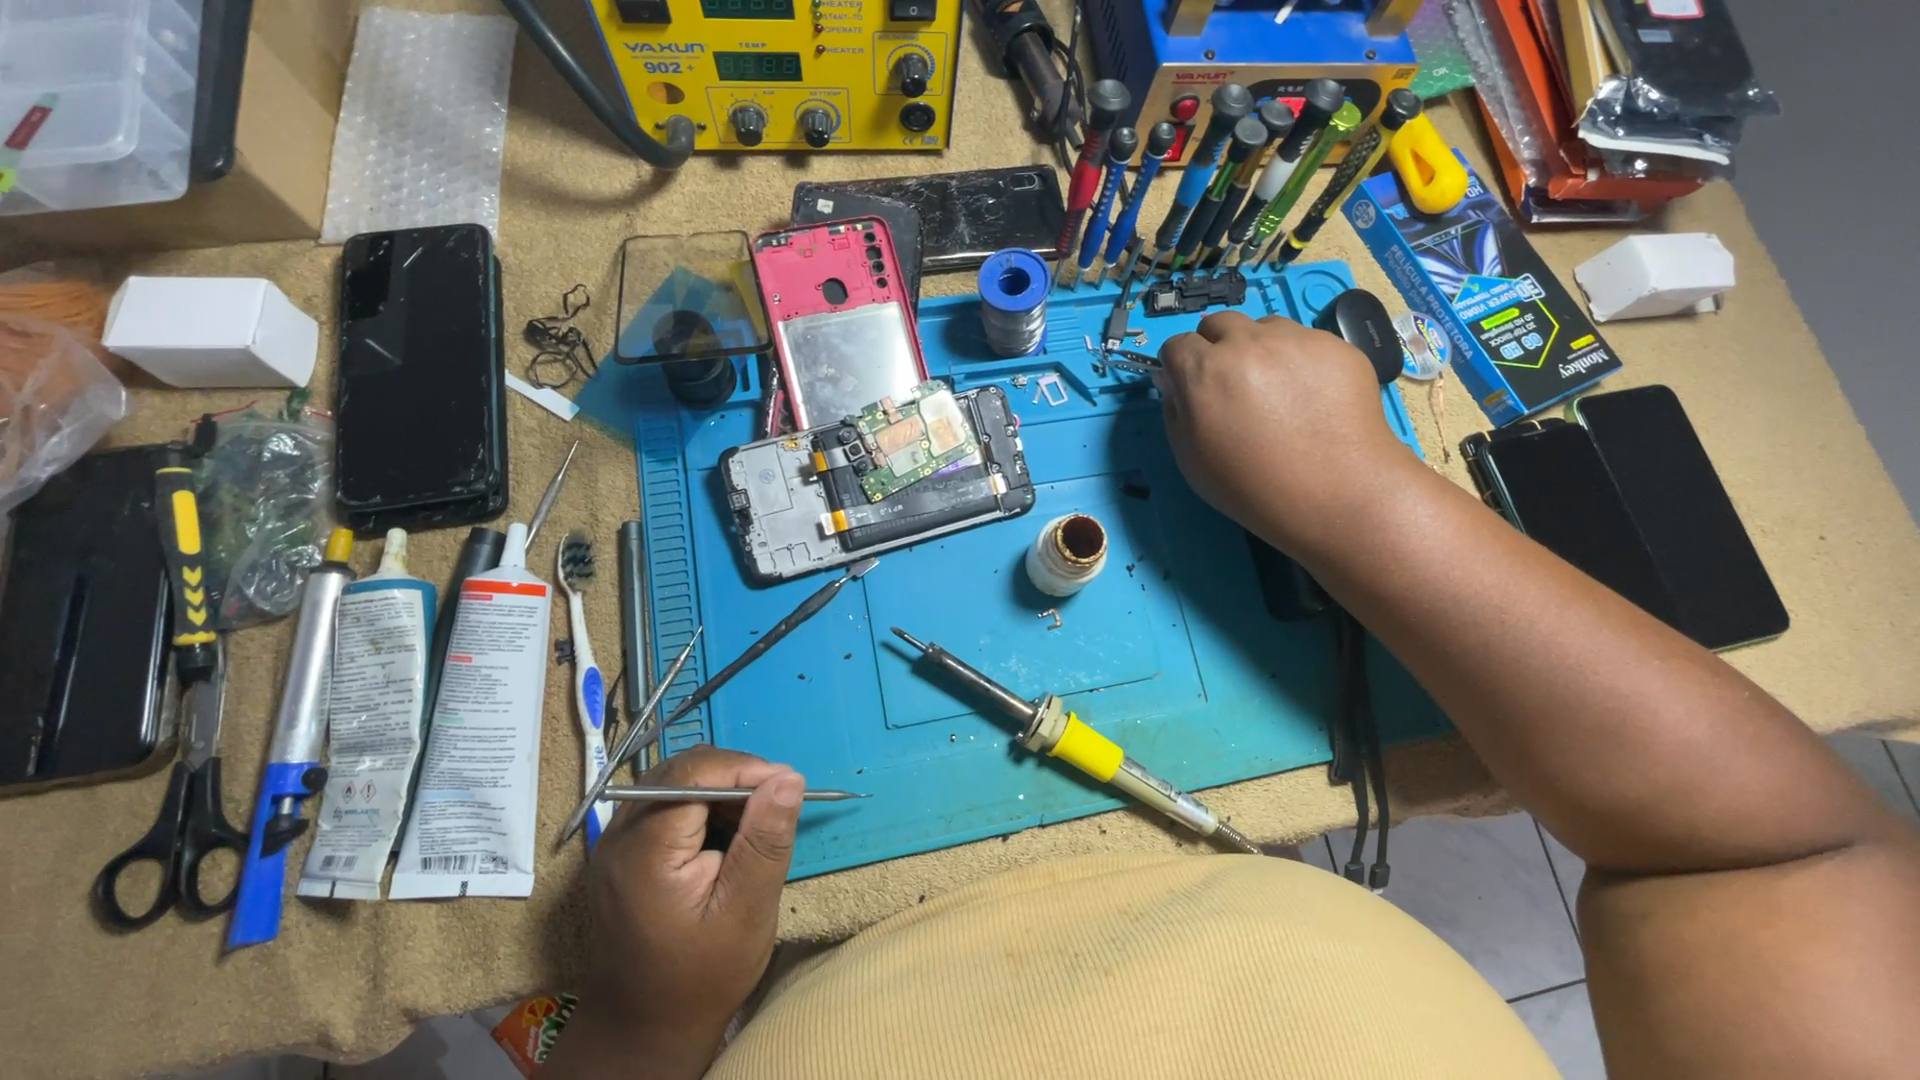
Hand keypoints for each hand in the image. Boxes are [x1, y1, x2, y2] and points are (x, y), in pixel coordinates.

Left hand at [551, 747, 804, 1079]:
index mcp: (645, 850)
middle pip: (678, 771)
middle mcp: (618, 836)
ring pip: (669, 783)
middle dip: (732, 775)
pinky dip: (697, 806)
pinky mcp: (618, 853)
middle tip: (772, 803)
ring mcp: (612, 844)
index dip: (743, 767)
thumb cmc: (701, 977)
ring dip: (716, 788)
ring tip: (751, 822)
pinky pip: (659, 805)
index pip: (692, 774)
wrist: (643, 1031)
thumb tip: (789, 776)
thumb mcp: (747, 911)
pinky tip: (722, 837)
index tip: (785, 785)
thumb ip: (765, 840)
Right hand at [1155, 311, 1408, 553]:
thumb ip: (1175, 411)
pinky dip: (1298, 361)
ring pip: (1264, 326)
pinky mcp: (1334, 346)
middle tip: (1230, 385)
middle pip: (1218, 323)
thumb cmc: (1251, 486)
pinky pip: (1305, 341)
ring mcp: (1295, 340)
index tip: (1190, 387)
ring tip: (1274, 389)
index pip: (1177, 345)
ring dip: (1258, 348)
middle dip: (1216, 347)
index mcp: (1205, 371)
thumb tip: (1173, 380)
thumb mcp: (1191, 459)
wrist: (1335, 493)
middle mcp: (1248, 343)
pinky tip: (1309, 397)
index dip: (1180, 367)